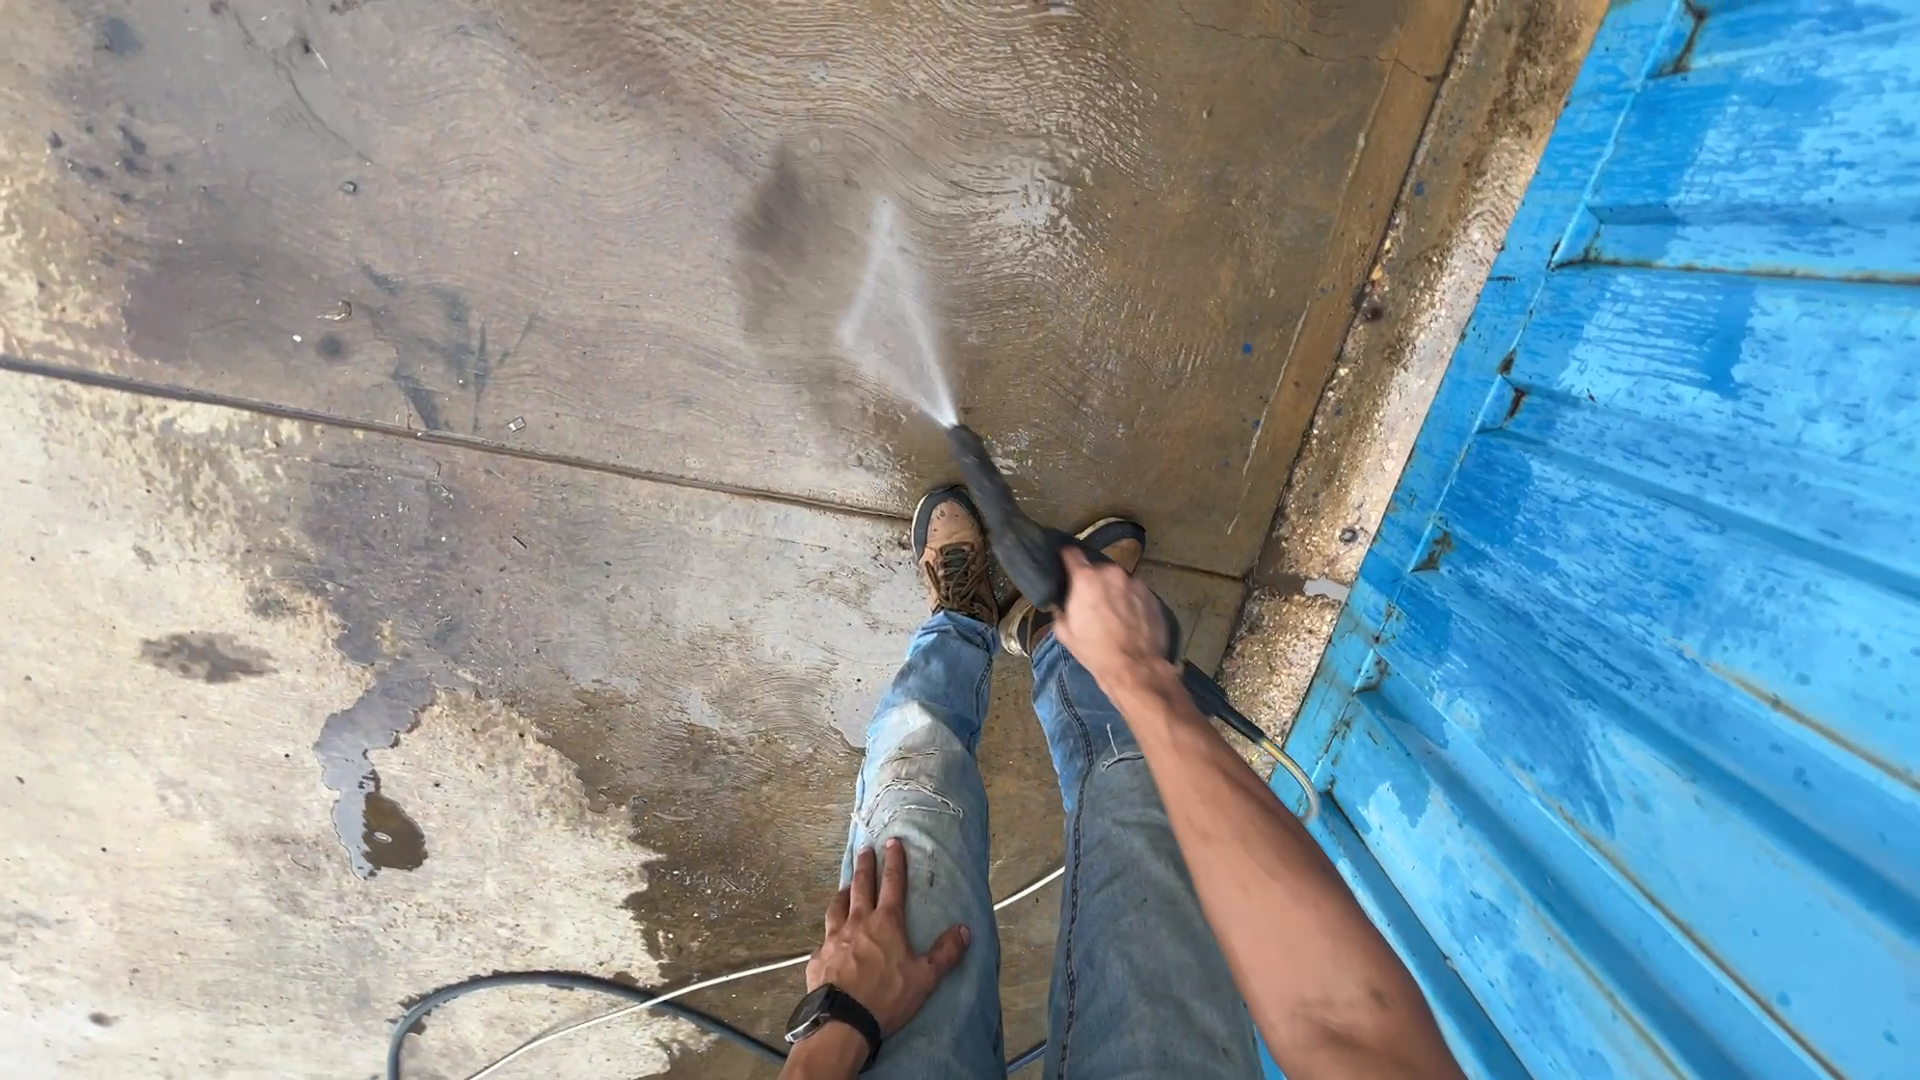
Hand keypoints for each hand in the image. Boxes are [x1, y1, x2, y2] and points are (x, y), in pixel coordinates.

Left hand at [806, 838, 970, 1037]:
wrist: (842, 1022)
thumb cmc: (886, 998)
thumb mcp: (925, 978)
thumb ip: (945, 953)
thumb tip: (965, 930)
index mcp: (886, 922)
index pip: (892, 882)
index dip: (894, 860)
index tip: (893, 841)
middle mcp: (858, 922)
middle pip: (861, 885)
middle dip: (865, 865)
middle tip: (865, 849)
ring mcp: (834, 937)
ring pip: (837, 905)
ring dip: (843, 892)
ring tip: (845, 885)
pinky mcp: (818, 957)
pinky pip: (823, 938)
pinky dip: (829, 932)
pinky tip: (829, 937)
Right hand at [1052, 546, 1178, 691]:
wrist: (1134, 667)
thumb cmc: (1095, 650)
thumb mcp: (1065, 632)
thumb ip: (1060, 610)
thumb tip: (1062, 604)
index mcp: (1086, 579)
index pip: (1071, 553)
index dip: (1066, 557)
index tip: (1064, 562)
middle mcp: (1111, 574)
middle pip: (1097, 569)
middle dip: (1093, 581)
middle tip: (1090, 600)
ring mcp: (1135, 583)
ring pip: (1118, 581)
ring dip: (1113, 590)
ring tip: (1112, 612)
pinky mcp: (1152, 596)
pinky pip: (1135, 592)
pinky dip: (1130, 600)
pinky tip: (1128, 619)